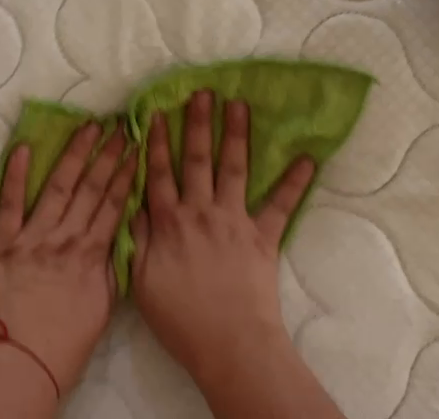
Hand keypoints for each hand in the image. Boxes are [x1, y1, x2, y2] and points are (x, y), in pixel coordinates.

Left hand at [0, 124, 135, 396]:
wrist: (20, 365)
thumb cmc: (64, 345)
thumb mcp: (102, 309)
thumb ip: (110, 270)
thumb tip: (120, 238)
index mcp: (92, 255)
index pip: (113, 204)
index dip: (126, 173)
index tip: (136, 147)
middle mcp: (66, 239)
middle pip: (91, 188)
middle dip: (107, 154)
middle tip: (119, 125)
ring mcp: (33, 238)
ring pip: (58, 187)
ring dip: (74, 154)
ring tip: (87, 126)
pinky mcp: (2, 244)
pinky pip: (10, 204)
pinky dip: (15, 175)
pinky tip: (22, 148)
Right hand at [131, 91, 327, 413]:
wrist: (230, 345)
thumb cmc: (181, 319)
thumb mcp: (141, 281)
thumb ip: (135, 238)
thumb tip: (131, 202)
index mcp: (168, 222)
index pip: (159, 173)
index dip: (157, 142)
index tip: (158, 111)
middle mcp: (200, 211)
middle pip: (197, 160)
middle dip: (198, 123)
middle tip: (202, 92)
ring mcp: (234, 220)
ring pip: (233, 169)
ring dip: (236, 134)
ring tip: (238, 104)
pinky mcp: (263, 237)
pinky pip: (279, 206)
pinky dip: (294, 183)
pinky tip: (307, 159)